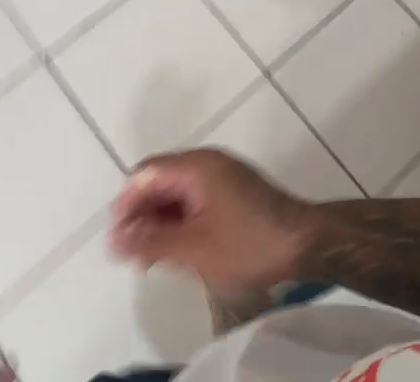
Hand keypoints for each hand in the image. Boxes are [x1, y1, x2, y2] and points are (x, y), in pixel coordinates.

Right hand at [108, 148, 316, 291]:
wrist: (305, 243)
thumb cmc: (247, 244)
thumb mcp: (193, 249)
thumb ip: (150, 241)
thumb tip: (114, 239)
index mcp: (196, 166)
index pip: (145, 173)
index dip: (126, 204)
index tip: (118, 239)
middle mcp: (208, 162)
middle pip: (161, 179)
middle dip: (142, 214)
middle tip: (133, 254)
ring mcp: (224, 174)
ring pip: (178, 191)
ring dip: (161, 220)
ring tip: (152, 257)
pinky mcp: (235, 190)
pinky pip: (196, 197)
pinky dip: (182, 219)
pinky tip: (179, 248)